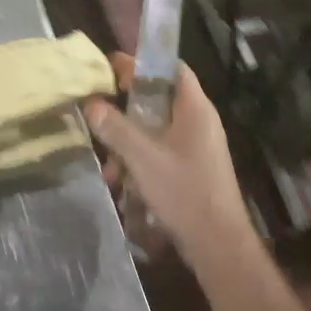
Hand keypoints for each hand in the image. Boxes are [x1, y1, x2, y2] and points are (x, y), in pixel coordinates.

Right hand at [85, 54, 258, 270]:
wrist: (219, 247)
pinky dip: (139, 161)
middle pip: (157, 99)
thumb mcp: (142, 157)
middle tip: (98, 112)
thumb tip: (91, 103)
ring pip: (155, 129)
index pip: (170, 67)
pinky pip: (160, 152)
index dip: (141, 63)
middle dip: (126, 109)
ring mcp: (196, 148)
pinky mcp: (191, 170)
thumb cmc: (184, 192)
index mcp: (194, 109)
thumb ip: (115, 127)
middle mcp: (198, 122)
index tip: (111, 67)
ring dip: (128, 142)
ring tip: (108, 165)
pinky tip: (121, 184)